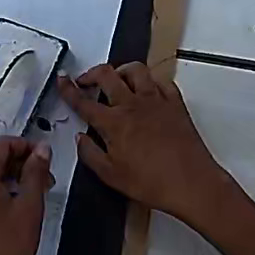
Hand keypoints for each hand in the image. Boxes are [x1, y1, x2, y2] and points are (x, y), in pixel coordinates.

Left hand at [0, 136, 52, 254]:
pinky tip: (21, 201)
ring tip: (37, 190)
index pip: (1, 146)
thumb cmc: (5, 251)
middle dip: (21, 162)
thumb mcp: (28, 206)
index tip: (44, 155)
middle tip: (45, 175)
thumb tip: (42, 150)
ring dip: (13, 175)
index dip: (26, 146)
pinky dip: (2, 188)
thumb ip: (35, 173)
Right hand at [57, 63, 239, 230]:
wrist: (192, 184)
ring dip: (121, 71)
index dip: (69, 89)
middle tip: (86, 81)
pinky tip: (147, 90)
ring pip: (136, 70)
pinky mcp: (175, 104)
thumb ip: (90, 154)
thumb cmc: (152, 182)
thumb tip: (80, 139)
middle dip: (91, 73)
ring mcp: (156, 101)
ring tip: (116, 79)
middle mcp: (133, 105)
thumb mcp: (111, 175)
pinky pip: (161, 82)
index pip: (84, 101)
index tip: (62, 81)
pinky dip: (151, 82)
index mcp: (113, 123)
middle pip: (107, 75)